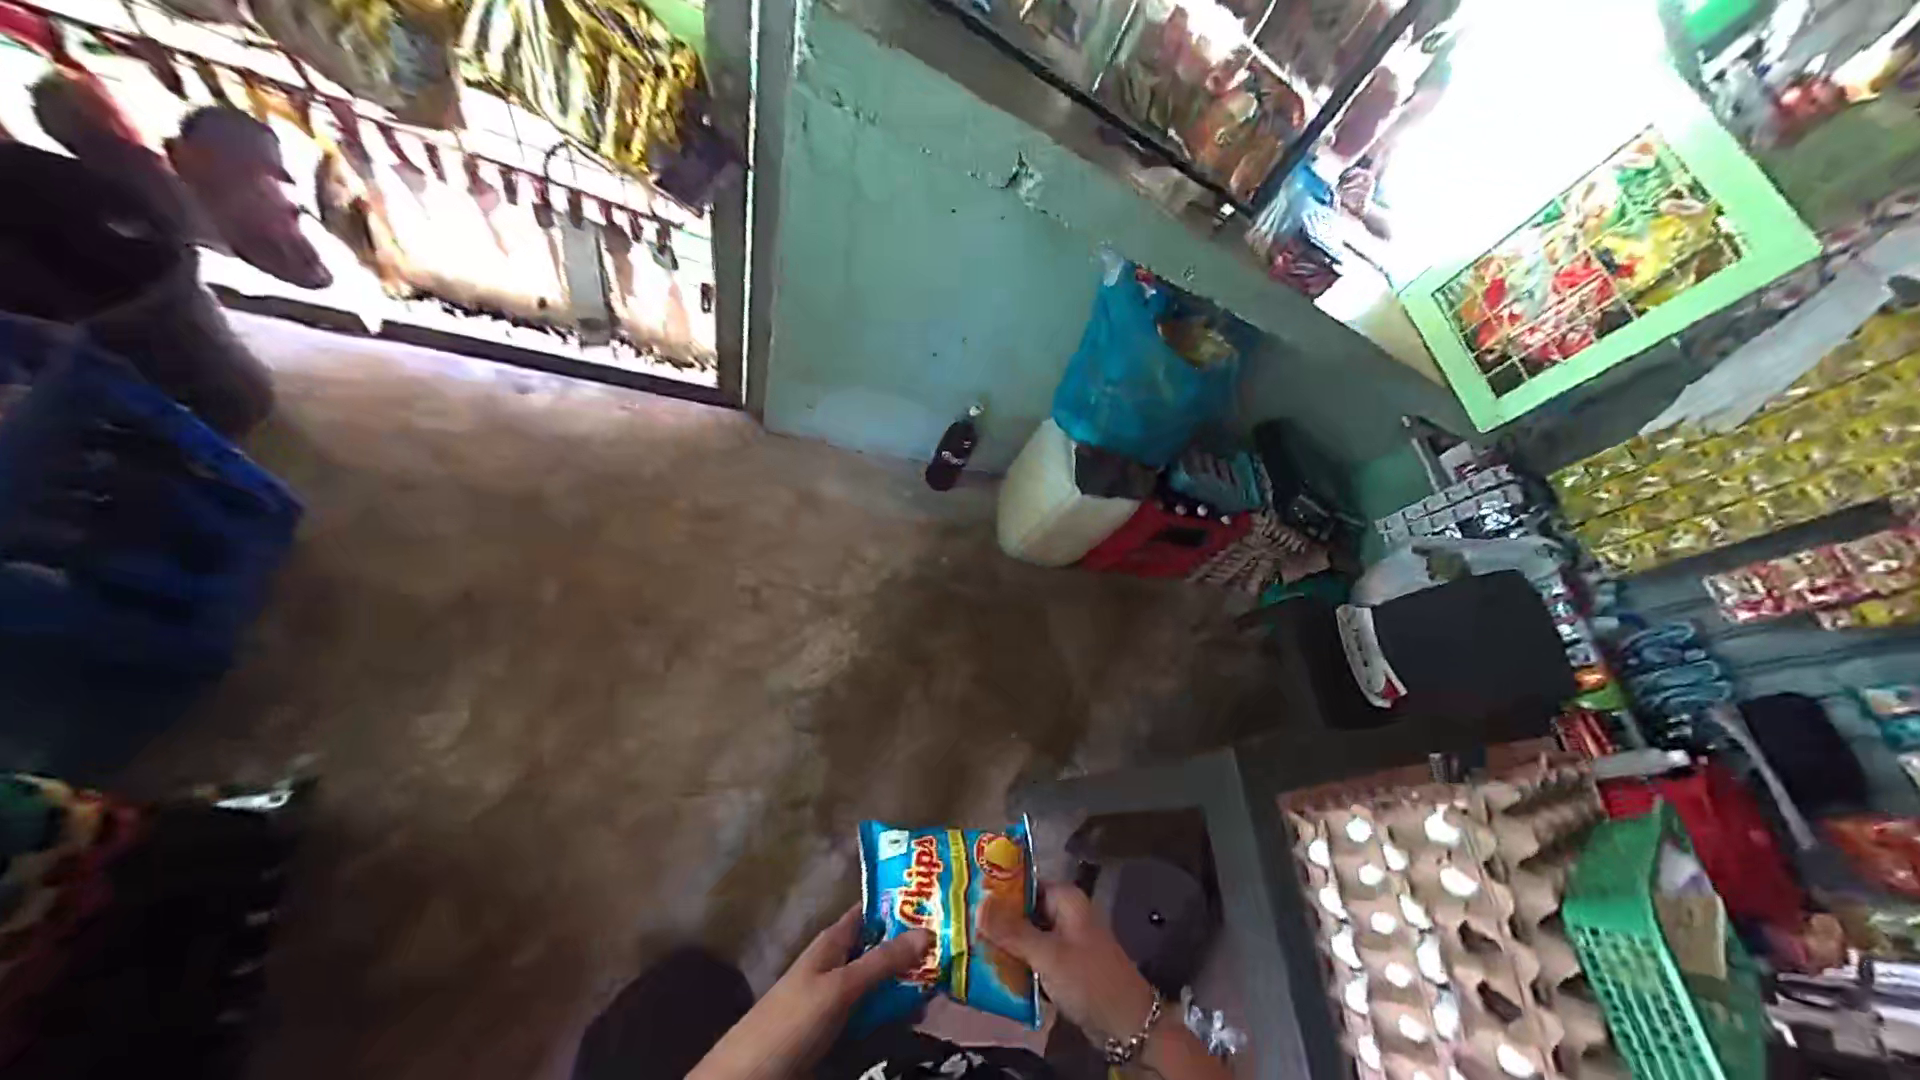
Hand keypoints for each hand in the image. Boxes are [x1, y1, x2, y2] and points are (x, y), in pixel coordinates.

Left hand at [689, 908, 931, 1079]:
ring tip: (946, 980)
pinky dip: (896, 1009)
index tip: (939, 902)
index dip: (901, 903)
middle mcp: (839, 961)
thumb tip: (928, 929)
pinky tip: (919, 1013)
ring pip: (882, 980)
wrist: (749, 1078)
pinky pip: (875, 1010)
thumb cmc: (793, 1020)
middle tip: (953, 948)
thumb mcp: (842, 987)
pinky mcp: (839, 1028)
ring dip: (908, 981)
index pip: (872, 910)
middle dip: (912, 947)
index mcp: (835, 940)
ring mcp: (839, 996)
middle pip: (881, 946)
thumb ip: (883, 961)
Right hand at [977, 881, 1155, 1041]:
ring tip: (966, 946)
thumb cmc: (1090, 979)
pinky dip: (1015, 961)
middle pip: (1022, 909)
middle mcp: (1063, 913)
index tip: (963, 895)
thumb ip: (1012, 930)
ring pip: (1024, 934)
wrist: (1129, 1026)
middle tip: (959, 924)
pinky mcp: (1062, 965)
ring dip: (1002, 943)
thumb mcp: (1048, 954)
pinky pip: (1032, 956)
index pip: (1022, 882)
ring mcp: (1064, 940)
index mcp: (1064, 898)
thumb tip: (976, 903)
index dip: (995, 888)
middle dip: (994, 919)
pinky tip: (989, 970)